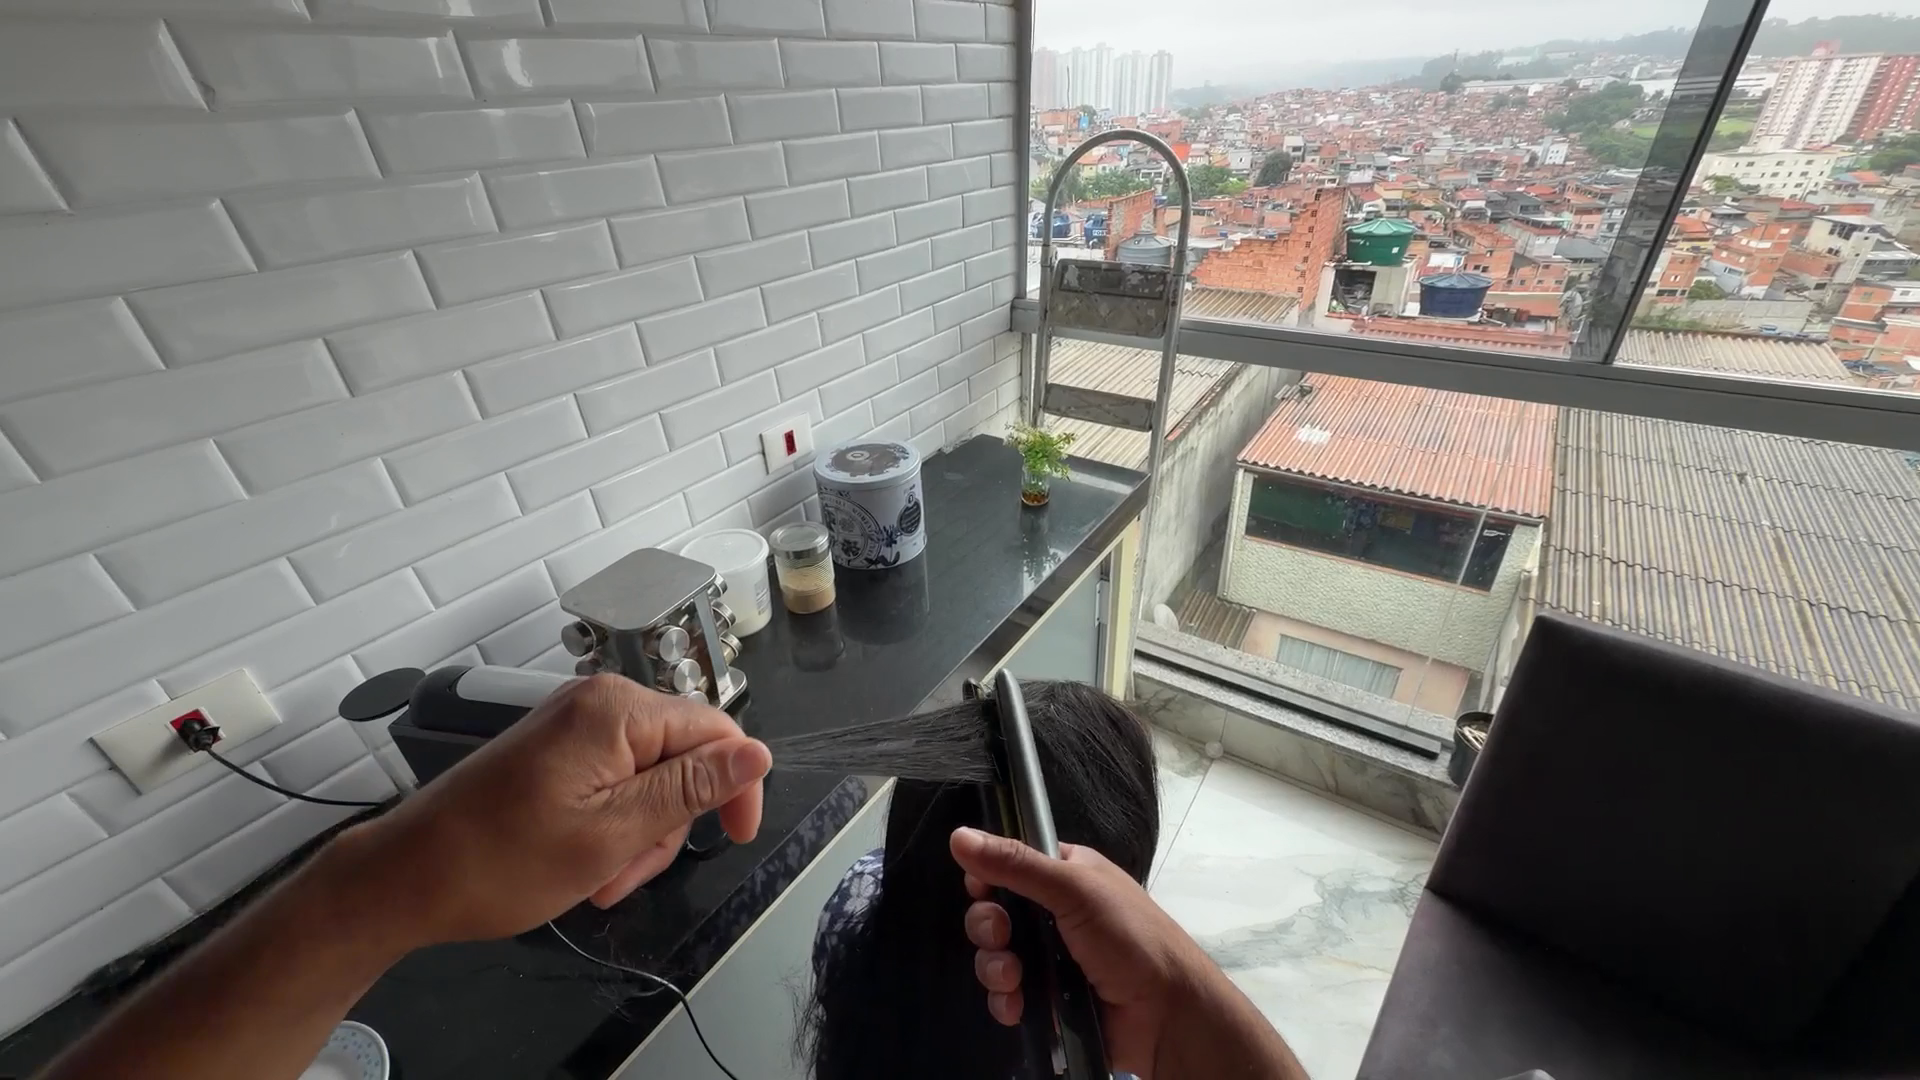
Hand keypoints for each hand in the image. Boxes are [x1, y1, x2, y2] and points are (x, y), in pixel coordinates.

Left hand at [338, 674, 771, 946]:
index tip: (738, 839)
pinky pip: (620, 776)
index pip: (717, 731)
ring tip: (600, 877)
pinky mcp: (562, 744)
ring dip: (641, 831)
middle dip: (670, 820)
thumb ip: (692, 788)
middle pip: (684, 755)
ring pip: (654, 774)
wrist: (400, 880)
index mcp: (619, 710)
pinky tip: (586, 858)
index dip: (737, 784)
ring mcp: (578, 720)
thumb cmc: (503, 862)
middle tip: (627, 871)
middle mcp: (603, 700)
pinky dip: (615, 820)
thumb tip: (759, 754)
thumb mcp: (612, 833)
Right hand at [951, 827, 1204, 1075]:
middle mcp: (1052, 911)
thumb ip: (1015, 864)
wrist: (1169, 1016)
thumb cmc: (1128, 936)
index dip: (987, 876)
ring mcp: (1049, 957)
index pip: (1007, 864)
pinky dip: (1004, 1000)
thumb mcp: (1073, 889)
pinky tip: (1014, 1006)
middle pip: (995, 910)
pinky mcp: (1048, 999)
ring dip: (994, 966)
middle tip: (1001, 936)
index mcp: (1063, 873)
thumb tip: (958, 835)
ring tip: (1013, 979)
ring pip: (996, 954)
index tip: (980, 889)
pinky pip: (1007, 994)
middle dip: (988, 926)